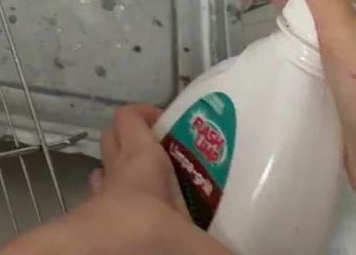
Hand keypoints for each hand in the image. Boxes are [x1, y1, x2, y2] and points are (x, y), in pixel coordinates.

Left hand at [0, 105, 230, 254]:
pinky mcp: (89, 230)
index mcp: (140, 162)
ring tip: (157, 203)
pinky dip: (117, 219)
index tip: (170, 124)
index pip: (130, 117)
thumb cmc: (147, 238)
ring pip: (104, 178)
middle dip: (134, 145)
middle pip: (113, 142)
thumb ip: (231, 251)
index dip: (146, 114)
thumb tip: (265, 252)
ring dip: (123, 184)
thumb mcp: (204, 248)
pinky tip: (142, 237)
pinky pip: (101, 214)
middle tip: (171, 165)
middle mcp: (115, 175)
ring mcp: (98, 203)